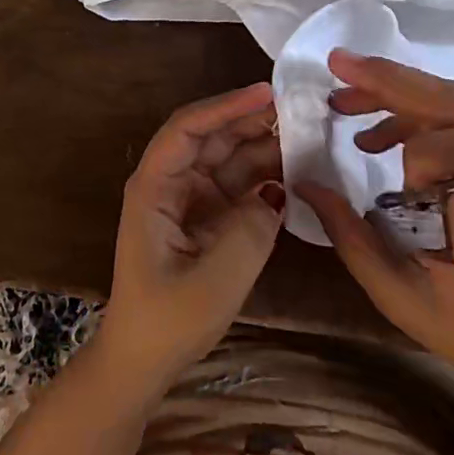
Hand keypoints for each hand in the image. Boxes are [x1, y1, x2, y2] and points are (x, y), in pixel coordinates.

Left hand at [103, 82, 285, 384]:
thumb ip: (250, 231)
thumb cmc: (167, 320)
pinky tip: (299, 172)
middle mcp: (172, 183)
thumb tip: (276, 193)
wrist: (145, 361)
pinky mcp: (211, 217)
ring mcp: (193, 199)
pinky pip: (241, 185)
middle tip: (301, 110)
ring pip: (230, 158)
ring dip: (265, 147)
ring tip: (308, 136)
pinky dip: (268, 177)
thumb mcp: (214, 281)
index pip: (187, 129)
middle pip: (212, 136)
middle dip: (252, 120)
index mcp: (155, 186)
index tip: (266, 93)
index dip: (225, 106)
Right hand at [297, 51, 453, 401]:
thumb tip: (303, 184)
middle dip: (391, 79)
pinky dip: (412, 120)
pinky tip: (376, 143)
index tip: (367, 157)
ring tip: (344, 104)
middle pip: (452, 102)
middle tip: (337, 67)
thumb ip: (351, 237)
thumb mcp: (402, 296)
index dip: (411, 142)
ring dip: (397, 94)